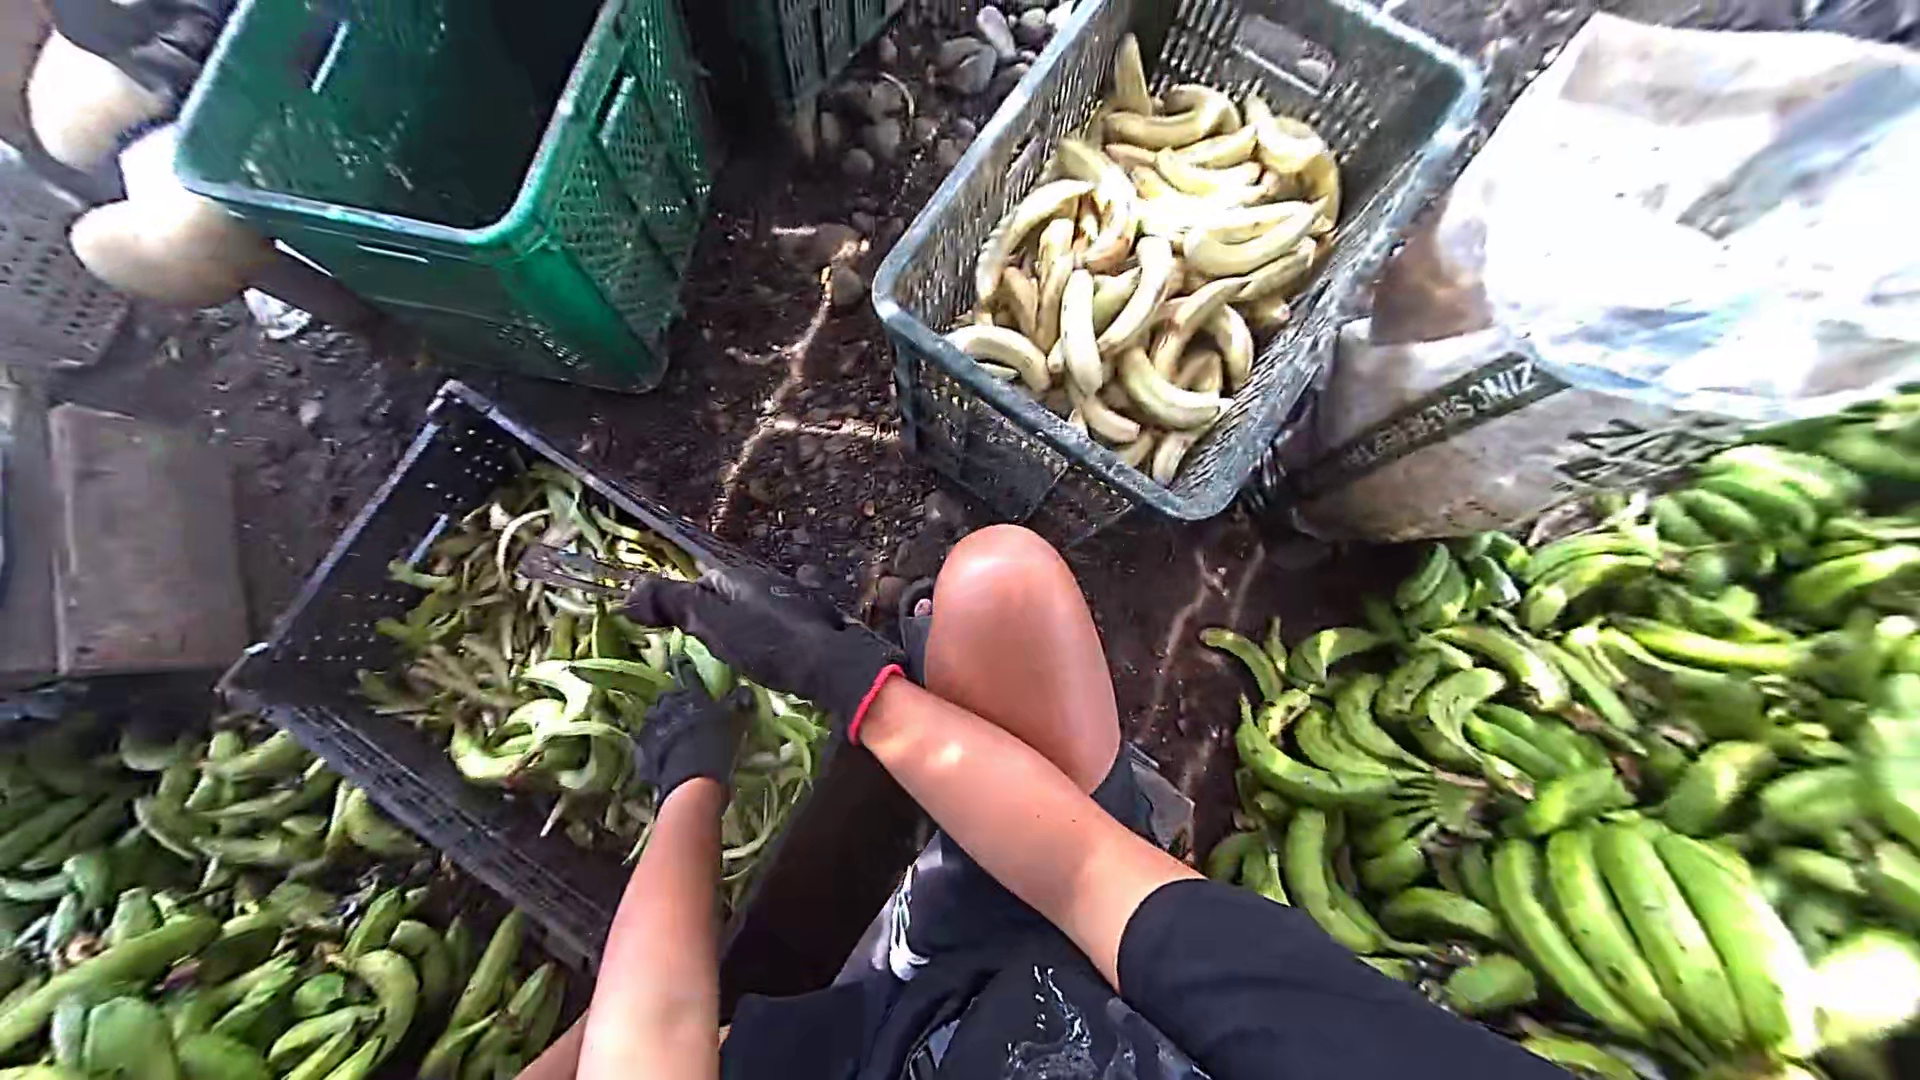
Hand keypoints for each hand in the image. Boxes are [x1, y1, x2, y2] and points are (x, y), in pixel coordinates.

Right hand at [623, 567, 903, 736]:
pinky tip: (768, 657)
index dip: (687, 602)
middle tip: (705, 646)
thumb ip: (675, 604)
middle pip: (731, 594)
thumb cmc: (768, 643)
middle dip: (716, 616)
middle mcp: (769, 582)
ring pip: (755, 610)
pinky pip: (778, 626)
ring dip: (742, 628)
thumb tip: (630, 593)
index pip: (704, 579)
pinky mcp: (812, 624)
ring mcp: (795, 600)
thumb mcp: (713, 623)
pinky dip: (766, 638)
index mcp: (741, 577)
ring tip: (733, 654)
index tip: (678, 629)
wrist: (831, 663)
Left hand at [632, 660, 751, 802]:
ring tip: (673, 729)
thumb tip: (745, 687)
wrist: (693, 783)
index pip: (687, 674)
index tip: (682, 661)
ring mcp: (651, 731)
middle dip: (674, 699)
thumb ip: (741, 701)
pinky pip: (648, 743)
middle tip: (685, 706)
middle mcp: (667, 708)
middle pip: (667, 697)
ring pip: (655, 719)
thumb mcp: (738, 720)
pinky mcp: (642, 753)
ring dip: (663, 721)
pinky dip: (656, 744)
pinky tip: (666, 751)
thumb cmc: (718, 745)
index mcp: (690, 696)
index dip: (685, 667)